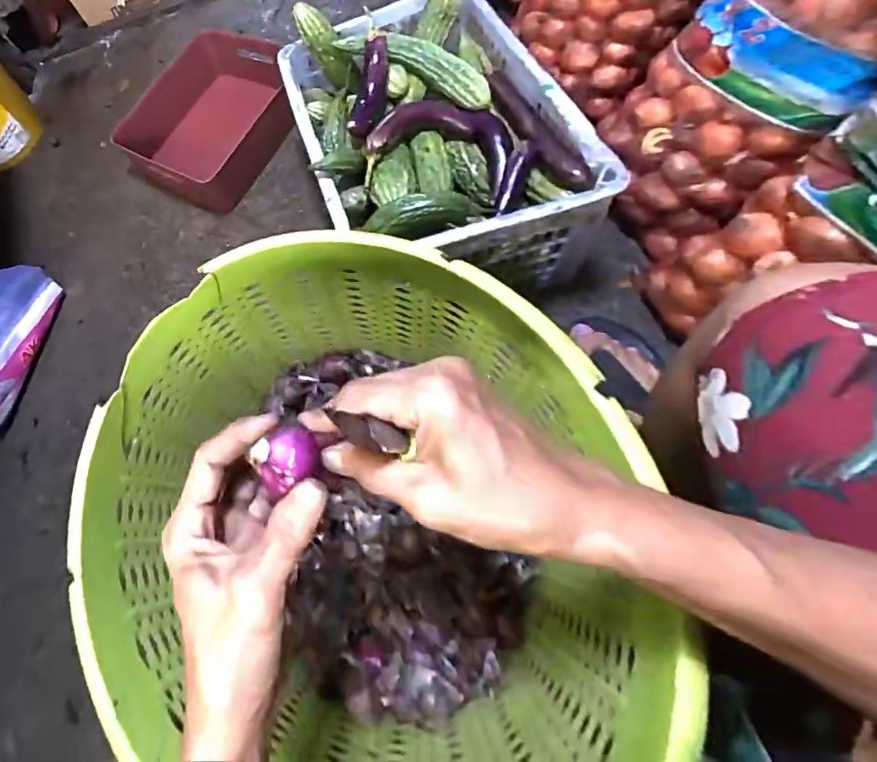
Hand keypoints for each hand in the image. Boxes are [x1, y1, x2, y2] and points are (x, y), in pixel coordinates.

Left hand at [163, 414, 326, 761]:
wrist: (236, 711)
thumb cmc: (229, 651)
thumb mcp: (257, 588)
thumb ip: (286, 535)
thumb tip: (316, 486)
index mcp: (188, 527)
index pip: (208, 464)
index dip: (237, 437)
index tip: (273, 421)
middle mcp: (206, 527)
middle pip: (232, 475)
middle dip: (263, 454)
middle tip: (300, 435)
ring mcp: (232, 543)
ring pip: (254, 495)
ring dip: (279, 476)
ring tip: (311, 454)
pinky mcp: (254, 560)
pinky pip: (271, 519)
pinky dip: (290, 504)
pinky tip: (312, 490)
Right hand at [314, 357, 626, 559]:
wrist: (578, 503)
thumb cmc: (504, 507)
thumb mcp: (428, 498)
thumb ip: (371, 470)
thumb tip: (329, 454)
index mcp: (429, 392)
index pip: (357, 398)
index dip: (325, 419)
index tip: (298, 435)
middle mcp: (437, 369)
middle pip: (371, 389)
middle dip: (345, 419)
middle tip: (322, 450)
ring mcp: (453, 372)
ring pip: (389, 390)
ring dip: (369, 418)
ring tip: (350, 451)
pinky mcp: (463, 383)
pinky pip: (412, 393)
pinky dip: (393, 415)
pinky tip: (386, 441)